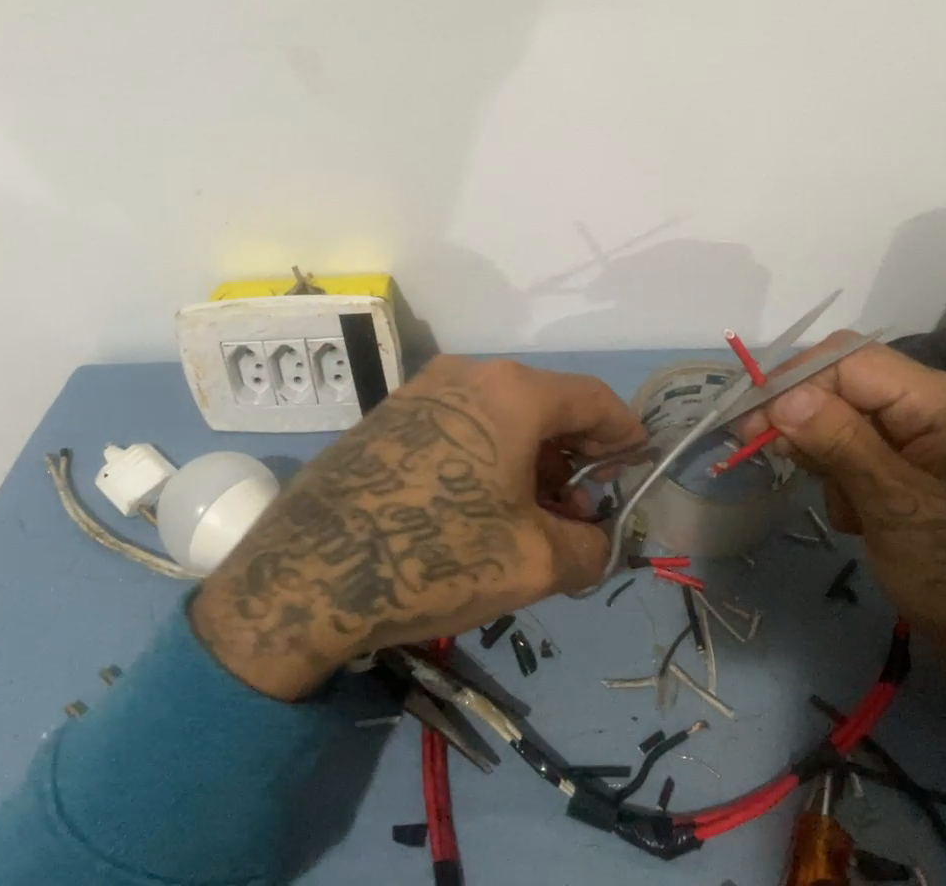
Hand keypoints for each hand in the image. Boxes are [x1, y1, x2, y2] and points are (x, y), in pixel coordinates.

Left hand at [191, 357, 644, 699]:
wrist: (310, 571)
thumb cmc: (438, 556)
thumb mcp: (536, 562)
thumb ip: (591, 547)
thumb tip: (597, 542)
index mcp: (512, 392)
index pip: (594, 400)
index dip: (624, 436)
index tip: (635, 469)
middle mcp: (465, 375)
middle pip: (544, 408)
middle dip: (573, 459)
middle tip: (578, 515)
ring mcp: (418, 392)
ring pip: (498, 419)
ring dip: (528, 463)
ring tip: (529, 521)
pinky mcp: (385, 418)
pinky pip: (458, 429)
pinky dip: (485, 460)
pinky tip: (478, 510)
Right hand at [734, 333, 945, 721]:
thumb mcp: (893, 509)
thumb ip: (838, 443)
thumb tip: (781, 397)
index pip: (851, 362)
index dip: (792, 386)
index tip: (747, 426)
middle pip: (852, 385)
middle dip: (811, 424)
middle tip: (777, 462)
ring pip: (856, 417)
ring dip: (833, 457)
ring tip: (849, 512)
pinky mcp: (940, 461)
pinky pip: (876, 446)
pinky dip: (854, 475)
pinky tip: (864, 517)